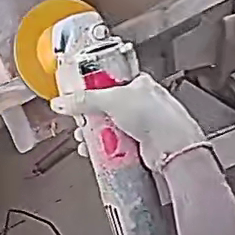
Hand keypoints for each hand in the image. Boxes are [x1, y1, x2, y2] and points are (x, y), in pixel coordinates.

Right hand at [50, 75, 205, 169]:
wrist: (172, 147)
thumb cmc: (156, 117)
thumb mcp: (112, 100)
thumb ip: (83, 100)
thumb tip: (62, 101)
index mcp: (139, 84)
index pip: (109, 82)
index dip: (91, 90)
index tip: (77, 97)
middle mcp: (141, 103)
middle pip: (106, 108)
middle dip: (89, 117)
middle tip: (80, 121)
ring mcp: (140, 125)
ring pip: (109, 128)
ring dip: (94, 135)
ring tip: (84, 138)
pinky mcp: (138, 145)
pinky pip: (115, 146)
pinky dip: (103, 149)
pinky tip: (96, 151)